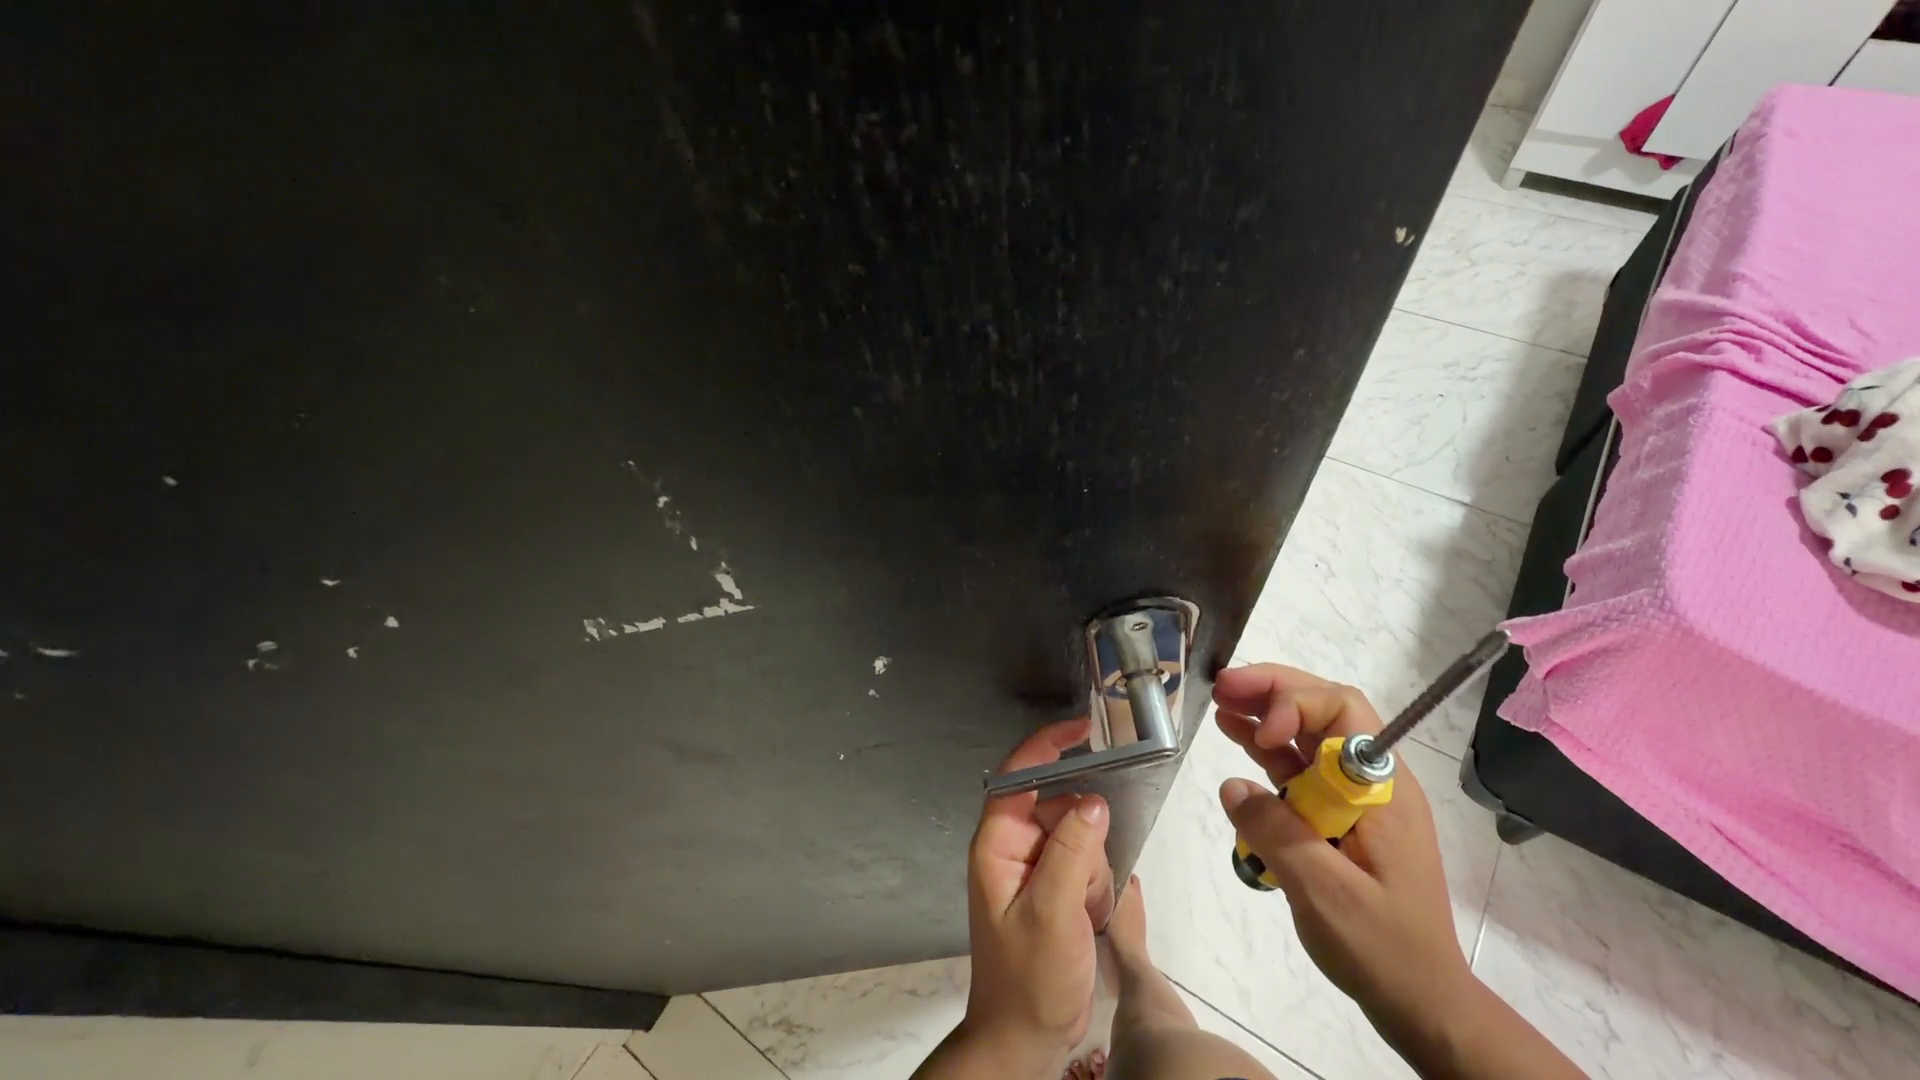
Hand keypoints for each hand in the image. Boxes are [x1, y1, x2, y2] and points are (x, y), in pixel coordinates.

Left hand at [957, 717, 1114, 1073]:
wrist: (1027, 1037)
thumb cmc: (1029, 977)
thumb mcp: (1051, 912)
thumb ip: (1072, 851)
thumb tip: (1094, 800)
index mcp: (997, 844)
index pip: (1018, 777)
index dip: (1046, 746)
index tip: (1084, 727)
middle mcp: (1015, 848)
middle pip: (1061, 808)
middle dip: (1083, 842)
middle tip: (1083, 888)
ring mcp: (1037, 870)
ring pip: (1081, 838)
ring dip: (1092, 872)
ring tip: (1083, 913)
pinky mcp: (1057, 890)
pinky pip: (1088, 866)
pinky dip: (1096, 888)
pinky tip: (1089, 920)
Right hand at [1212, 664, 1473, 1037]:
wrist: (1418, 998)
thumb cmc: (1381, 946)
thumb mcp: (1326, 893)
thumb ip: (1278, 834)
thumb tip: (1233, 786)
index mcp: (1382, 788)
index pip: (1343, 710)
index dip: (1294, 704)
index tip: (1261, 734)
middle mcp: (1371, 781)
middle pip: (1323, 710)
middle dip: (1273, 691)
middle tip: (1223, 687)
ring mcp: (1352, 799)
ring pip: (1308, 735)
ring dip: (1264, 713)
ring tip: (1221, 703)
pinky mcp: (1334, 818)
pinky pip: (1298, 769)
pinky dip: (1265, 750)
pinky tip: (1236, 739)